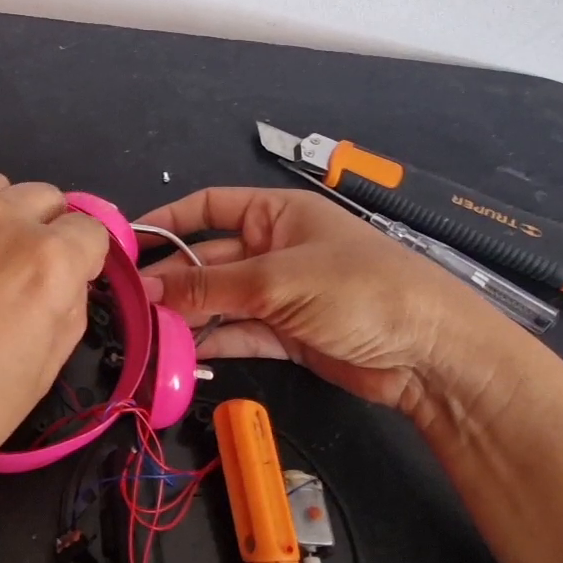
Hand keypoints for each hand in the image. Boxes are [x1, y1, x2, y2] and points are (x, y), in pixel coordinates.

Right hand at [138, 187, 514, 420]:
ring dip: (188, 314)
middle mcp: (274, 249)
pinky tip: (181, 351)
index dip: (169, 220)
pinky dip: (213, 340)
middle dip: (174, 278)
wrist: (433, 356)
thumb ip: (207, 286)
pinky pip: (238, 331)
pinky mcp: (288, 334)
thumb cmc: (358, 289)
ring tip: (147, 330)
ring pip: (219, 299)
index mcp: (277, 215)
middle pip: (209, 259)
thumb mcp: (277, 281)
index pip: (210, 207)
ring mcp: (281, 293)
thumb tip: (146, 287)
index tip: (129, 244)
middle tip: (132, 301)